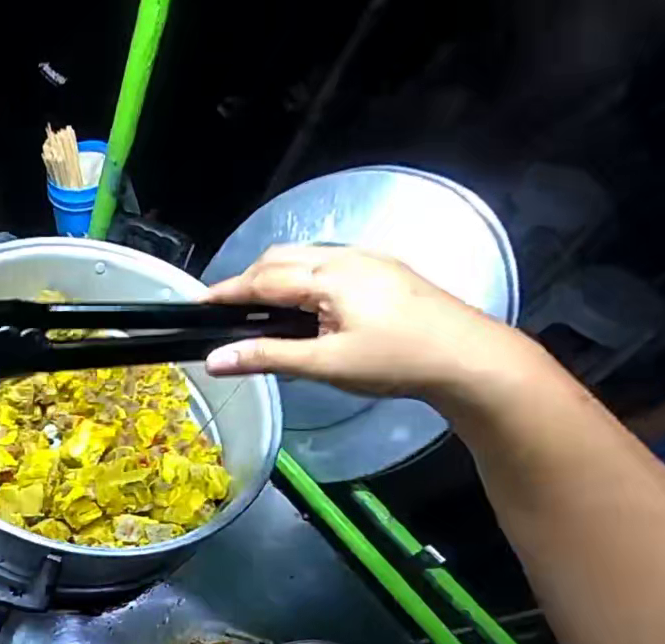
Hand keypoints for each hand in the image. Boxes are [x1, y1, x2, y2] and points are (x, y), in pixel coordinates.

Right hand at [200, 246, 555, 414]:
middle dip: (245, 279)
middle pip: (280, 258)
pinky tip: (296, 303)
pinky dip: (296, 277)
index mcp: (330, 277)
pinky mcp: (382, 272)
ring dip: (271, 275)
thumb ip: (266, 358)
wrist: (469, 357)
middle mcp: (347, 258)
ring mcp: (369, 262)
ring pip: (304, 257)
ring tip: (252, 305)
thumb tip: (213, 360)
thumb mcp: (324, 365)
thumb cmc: (394, 360)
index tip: (195, 304)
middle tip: (221, 308)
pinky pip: (325, 263)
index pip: (262, 279)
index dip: (225, 291)